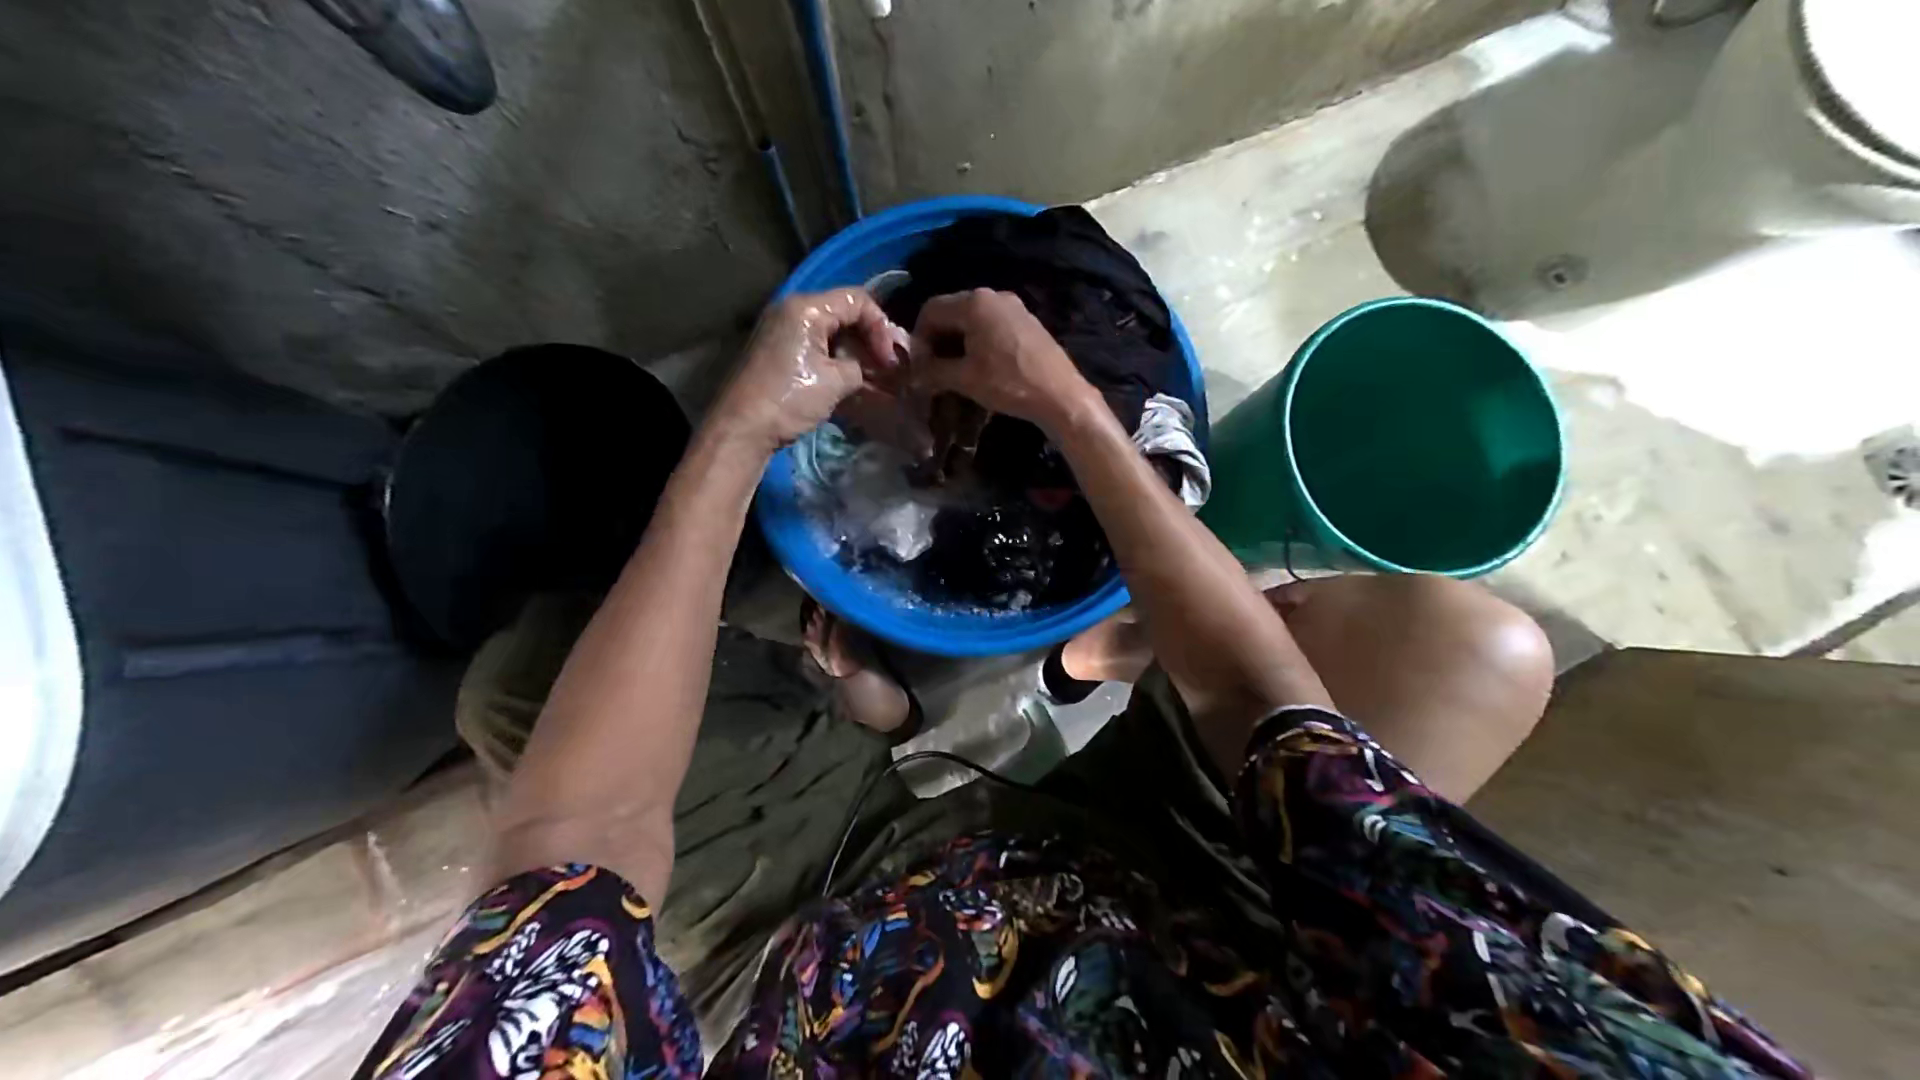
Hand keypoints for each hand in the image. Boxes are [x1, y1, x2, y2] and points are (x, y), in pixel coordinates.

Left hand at [710, 288, 903, 451]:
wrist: (742, 428)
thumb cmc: (790, 399)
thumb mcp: (836, 382)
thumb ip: (859, 366)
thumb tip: (865, 367)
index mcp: (806, 308)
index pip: (857, 300)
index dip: (880, 327)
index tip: (889, 359)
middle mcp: (791, 309)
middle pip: (842, 311)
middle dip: (868, 337)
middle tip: (886, 365)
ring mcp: (780, 329)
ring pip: (829, 329)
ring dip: (852, 349)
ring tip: (870, 375)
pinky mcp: (776, 350)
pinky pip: (814, 344)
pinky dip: (834, 357)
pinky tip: (847, 379)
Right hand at [908, 289, 1096, 433]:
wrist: (1060, 395)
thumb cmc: (1008, 383)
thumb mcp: (965, 379)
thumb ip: (933, 372)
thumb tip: (913, 375)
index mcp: (974, 303)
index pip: (931, 310)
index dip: (918, 338)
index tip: (919, 366)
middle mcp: (993, 295)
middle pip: (951, 311)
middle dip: (937, 340)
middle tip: (933, 370)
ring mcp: (1013, 307)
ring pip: (972, 319)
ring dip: (957, 342)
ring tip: (954, 371)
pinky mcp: (1026, 321)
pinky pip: (991, 325)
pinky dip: (977, 342)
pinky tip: (979, 366)